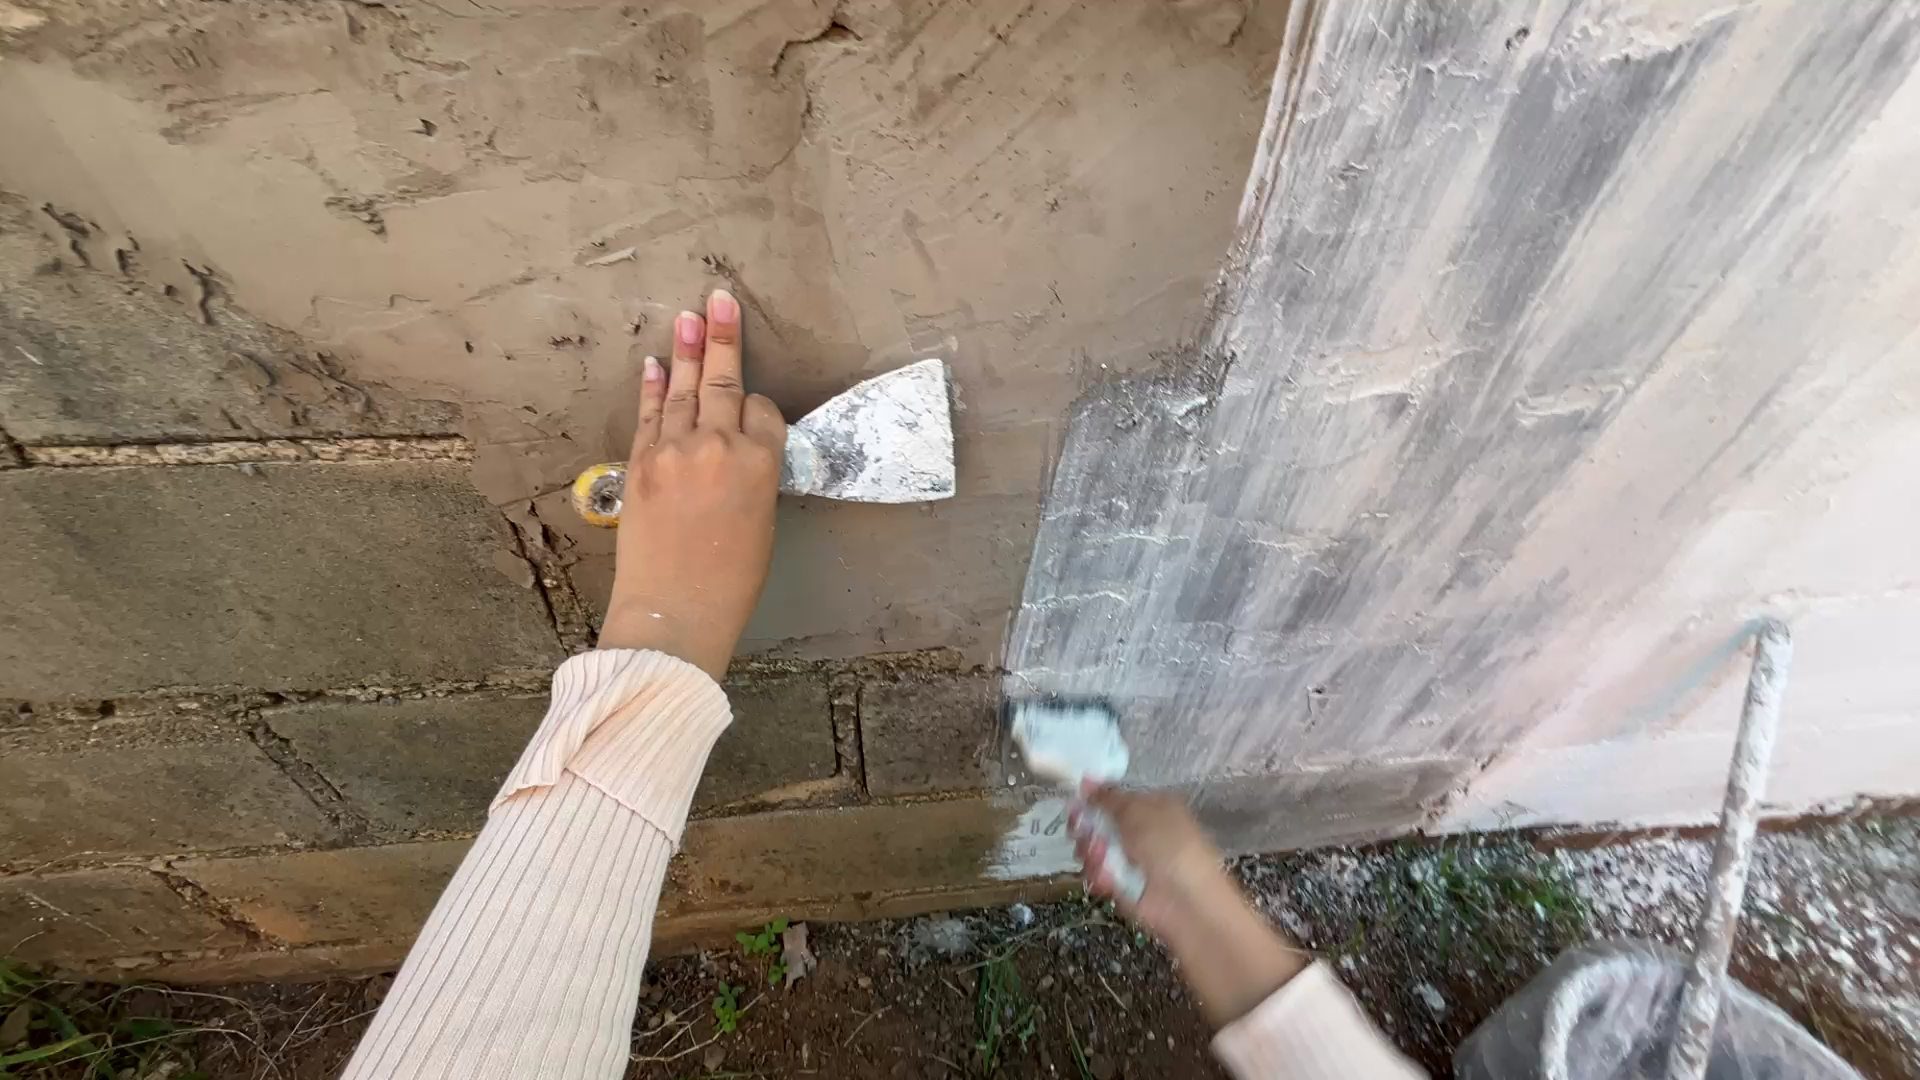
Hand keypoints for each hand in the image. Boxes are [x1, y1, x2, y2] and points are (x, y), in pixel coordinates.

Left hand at [598, 290, 787, 678]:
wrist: (675, 612)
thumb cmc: (733, 580)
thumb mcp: (763, 523)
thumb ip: (754, 476)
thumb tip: (738, 452)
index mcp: (760, 464)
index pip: (762, 412)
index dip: (760, 409)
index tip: (755, 416)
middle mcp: (718, 446)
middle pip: (723, 383)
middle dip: (724, 339)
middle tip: (720, 298)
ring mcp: (674, 451)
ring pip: (684, 390)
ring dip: (688, 349)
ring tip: (691, 313)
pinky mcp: (641, 463)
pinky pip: (649, 415)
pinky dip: (653, 388)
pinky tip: (656, 363)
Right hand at [1069, 785, 1233, 938]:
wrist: (1188, 903)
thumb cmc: (1168, 846)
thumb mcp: (1137, 811)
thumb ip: (1107, 796)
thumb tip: (1085, 778)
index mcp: (1152, 806)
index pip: (1115, 797)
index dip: (1093, 798)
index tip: (1076, 801)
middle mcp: (1141, 830)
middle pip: (1099, 821)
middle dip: (1086, 826)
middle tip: (1079, 830)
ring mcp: (1131, 858)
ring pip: (1094, 847)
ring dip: (1091, 851)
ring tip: (1100, 857)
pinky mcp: (1122, 885)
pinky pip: (1098, 873)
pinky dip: (1098, 874)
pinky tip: (1105, 877)